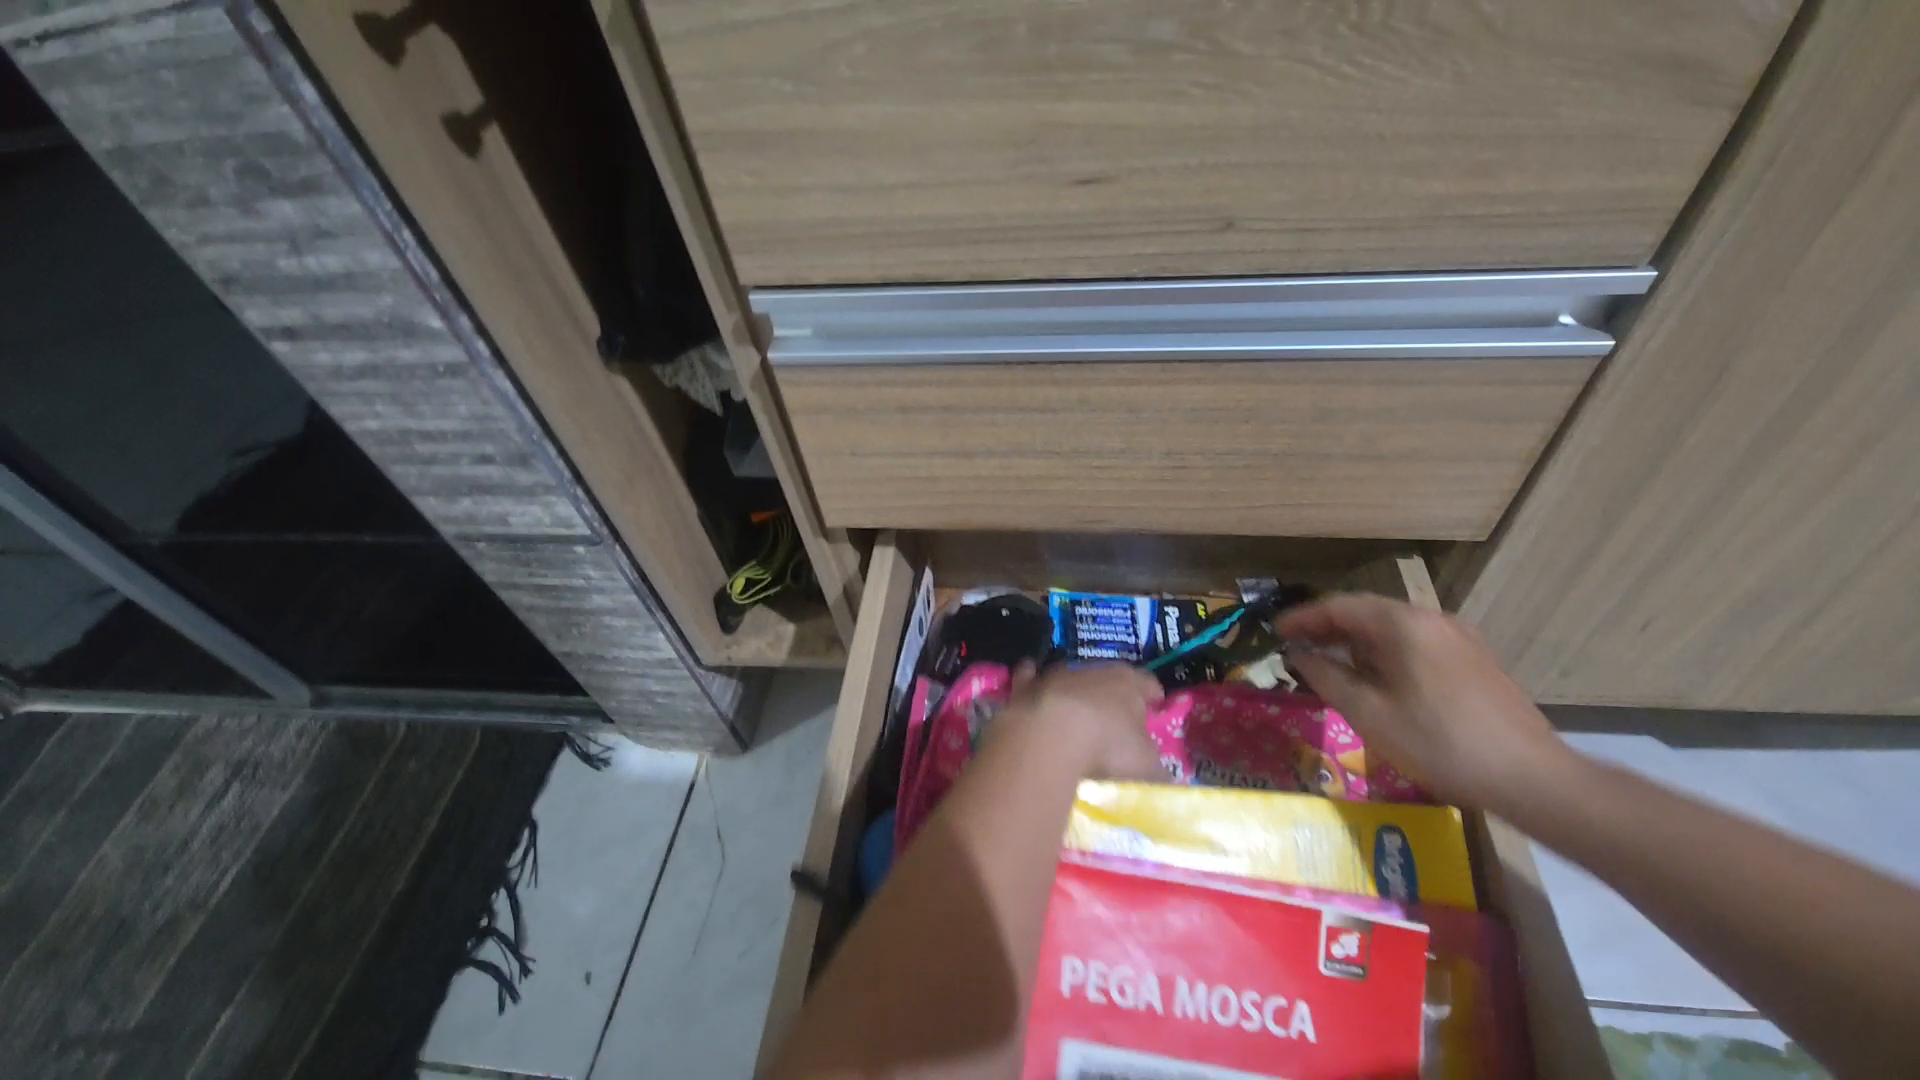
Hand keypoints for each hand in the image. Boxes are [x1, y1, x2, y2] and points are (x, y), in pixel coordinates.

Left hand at [993, 662, 1166, 780]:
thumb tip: (1163, 778)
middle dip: (1112, 694)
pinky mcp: (1025, 687)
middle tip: (1116, 716)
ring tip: (1075, 709)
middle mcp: (1092, 671)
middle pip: (1108, 678)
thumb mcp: (1146, 767)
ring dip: (1073, 690)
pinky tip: (1031, 687)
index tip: (1155, 704)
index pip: (1146, 682)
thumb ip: (1157, 770)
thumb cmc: (1106, 748)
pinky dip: (1030, 680)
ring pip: (1069, 676)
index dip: (1152, 694)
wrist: (1047, 738)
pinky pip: (1027, 676)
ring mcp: (1055, 676)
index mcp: (1128, 683)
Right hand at [1272, 594, 1573, 811]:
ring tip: (1330, 667)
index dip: (1303, 618)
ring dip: (1357, 643)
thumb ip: (1327, 677)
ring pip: (1393, 629)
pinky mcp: (1474, 660)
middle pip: (1368, 613)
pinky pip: (1416, 644)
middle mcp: (1433, 619)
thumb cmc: (1439, 743)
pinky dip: (1385, 654)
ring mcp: (1459, 638)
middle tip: (1297, 649)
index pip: (1340, 606)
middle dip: (1329, 629)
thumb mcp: (1369, 714)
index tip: (1275, 633)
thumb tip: (1300, 655)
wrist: (1529, 777)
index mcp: (1404, 625)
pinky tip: (1375, 681)